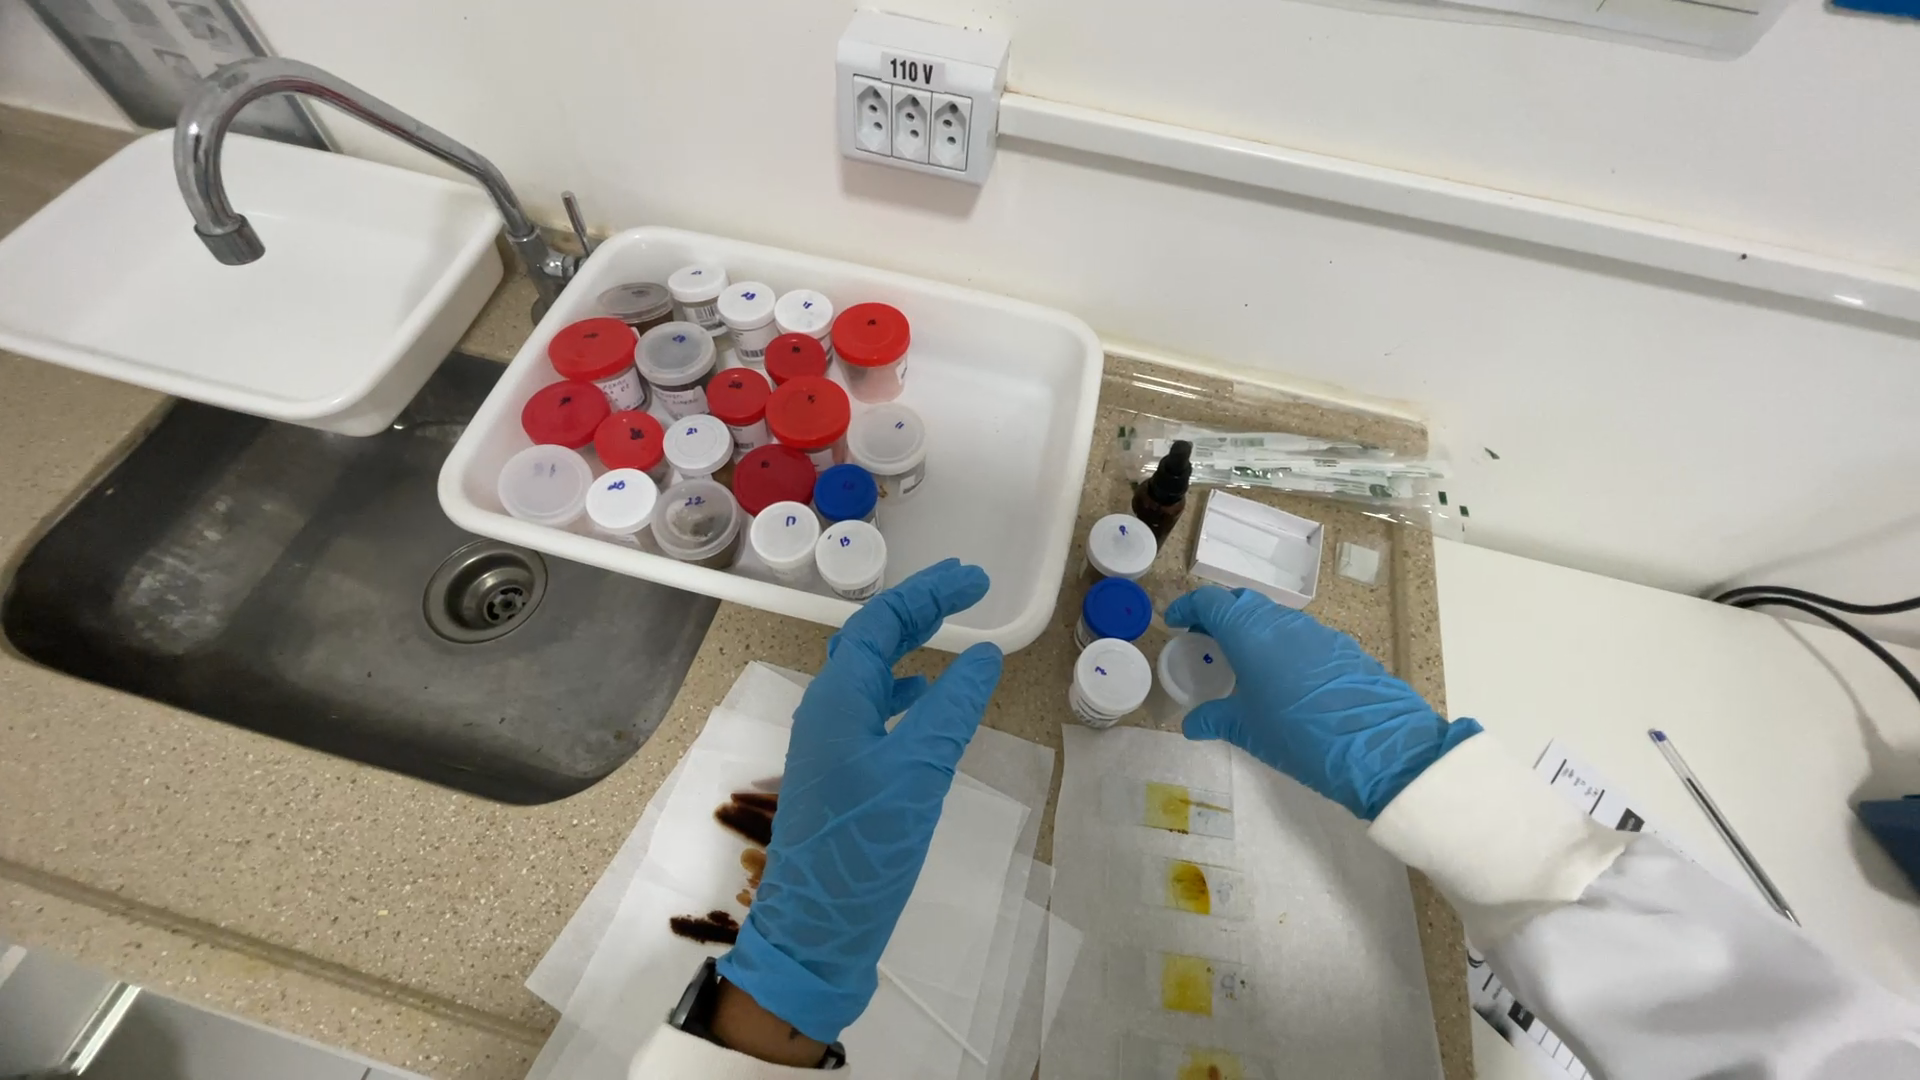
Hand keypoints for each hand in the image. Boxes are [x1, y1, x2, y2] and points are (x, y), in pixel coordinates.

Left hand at [716, 560, 1004, 1044]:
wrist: (816, 929)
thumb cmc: (865, 846)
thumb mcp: (920, 771)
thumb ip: (952, 707)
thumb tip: (984, 655)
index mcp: (840, 697)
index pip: (884, 621)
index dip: (930, 593)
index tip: (976, 579)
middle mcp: (828, 707)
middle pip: (874, 636)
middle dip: (920, 606)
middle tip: (967, 586)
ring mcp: (831, 738)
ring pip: (873, 669)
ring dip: (910, 641)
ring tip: (949, 626)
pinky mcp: (840, 767)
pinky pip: (874, 706)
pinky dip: (903, 687)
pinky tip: (924, 693)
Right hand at [1164, 585, 1479, 819]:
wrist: (1382, 749)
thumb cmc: (1298, 734)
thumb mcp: (1247, 730)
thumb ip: (1213, 719)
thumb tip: (1191, 723)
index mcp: (1249, 632)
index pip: (1209, 601)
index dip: (1188, 607)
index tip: (1175, 621)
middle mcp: (1280, 622)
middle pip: (1241, 601)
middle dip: (1217, 614)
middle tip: (1203, 637)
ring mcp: (1315, 631)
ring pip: (1272, 616)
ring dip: (1250, 628)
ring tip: (1239, 657)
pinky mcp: (1341, 647)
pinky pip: (1299, 634)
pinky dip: (1278, 643)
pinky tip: (1280, 674)